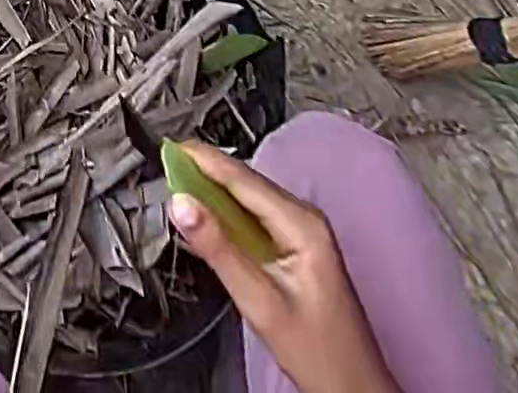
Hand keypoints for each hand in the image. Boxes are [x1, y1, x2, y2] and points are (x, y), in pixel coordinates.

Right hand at [167, 141, 402, 392]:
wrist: (353, 388)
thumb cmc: (317, 351)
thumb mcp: (259, 301)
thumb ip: (217, 248)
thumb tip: (180, 203)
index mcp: (302, 224)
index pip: (240, 176)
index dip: (201, 158)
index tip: (167, 148)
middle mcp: (304, 216)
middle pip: (243, 180)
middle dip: (202, 169)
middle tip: (164, 164)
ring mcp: (301, 227)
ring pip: (245, 194)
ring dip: (210, 187)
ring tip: (174, 181)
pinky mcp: (293, 240)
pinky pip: (251, 211)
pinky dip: (222, 207)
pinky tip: (202, 210)